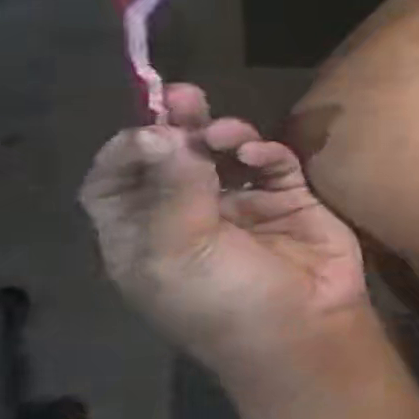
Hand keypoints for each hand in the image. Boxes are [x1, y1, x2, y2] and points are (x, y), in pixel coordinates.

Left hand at [77, 84, 367, 376]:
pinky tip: (261, 154)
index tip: (147, 122)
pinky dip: (266, 153)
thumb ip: (173, 188)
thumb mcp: (180, 250)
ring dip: (224, 135)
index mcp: (143, 236)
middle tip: (187, 94)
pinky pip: (274, 164)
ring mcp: (245, 206)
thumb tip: (157, 131)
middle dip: (179, 126)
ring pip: (226, 155)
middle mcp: (190, 215)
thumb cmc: (222, 299)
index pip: (116, 182)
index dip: (126, 150)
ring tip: (228, 133)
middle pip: (175, 159)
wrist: (302, 324)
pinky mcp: (292, 200)